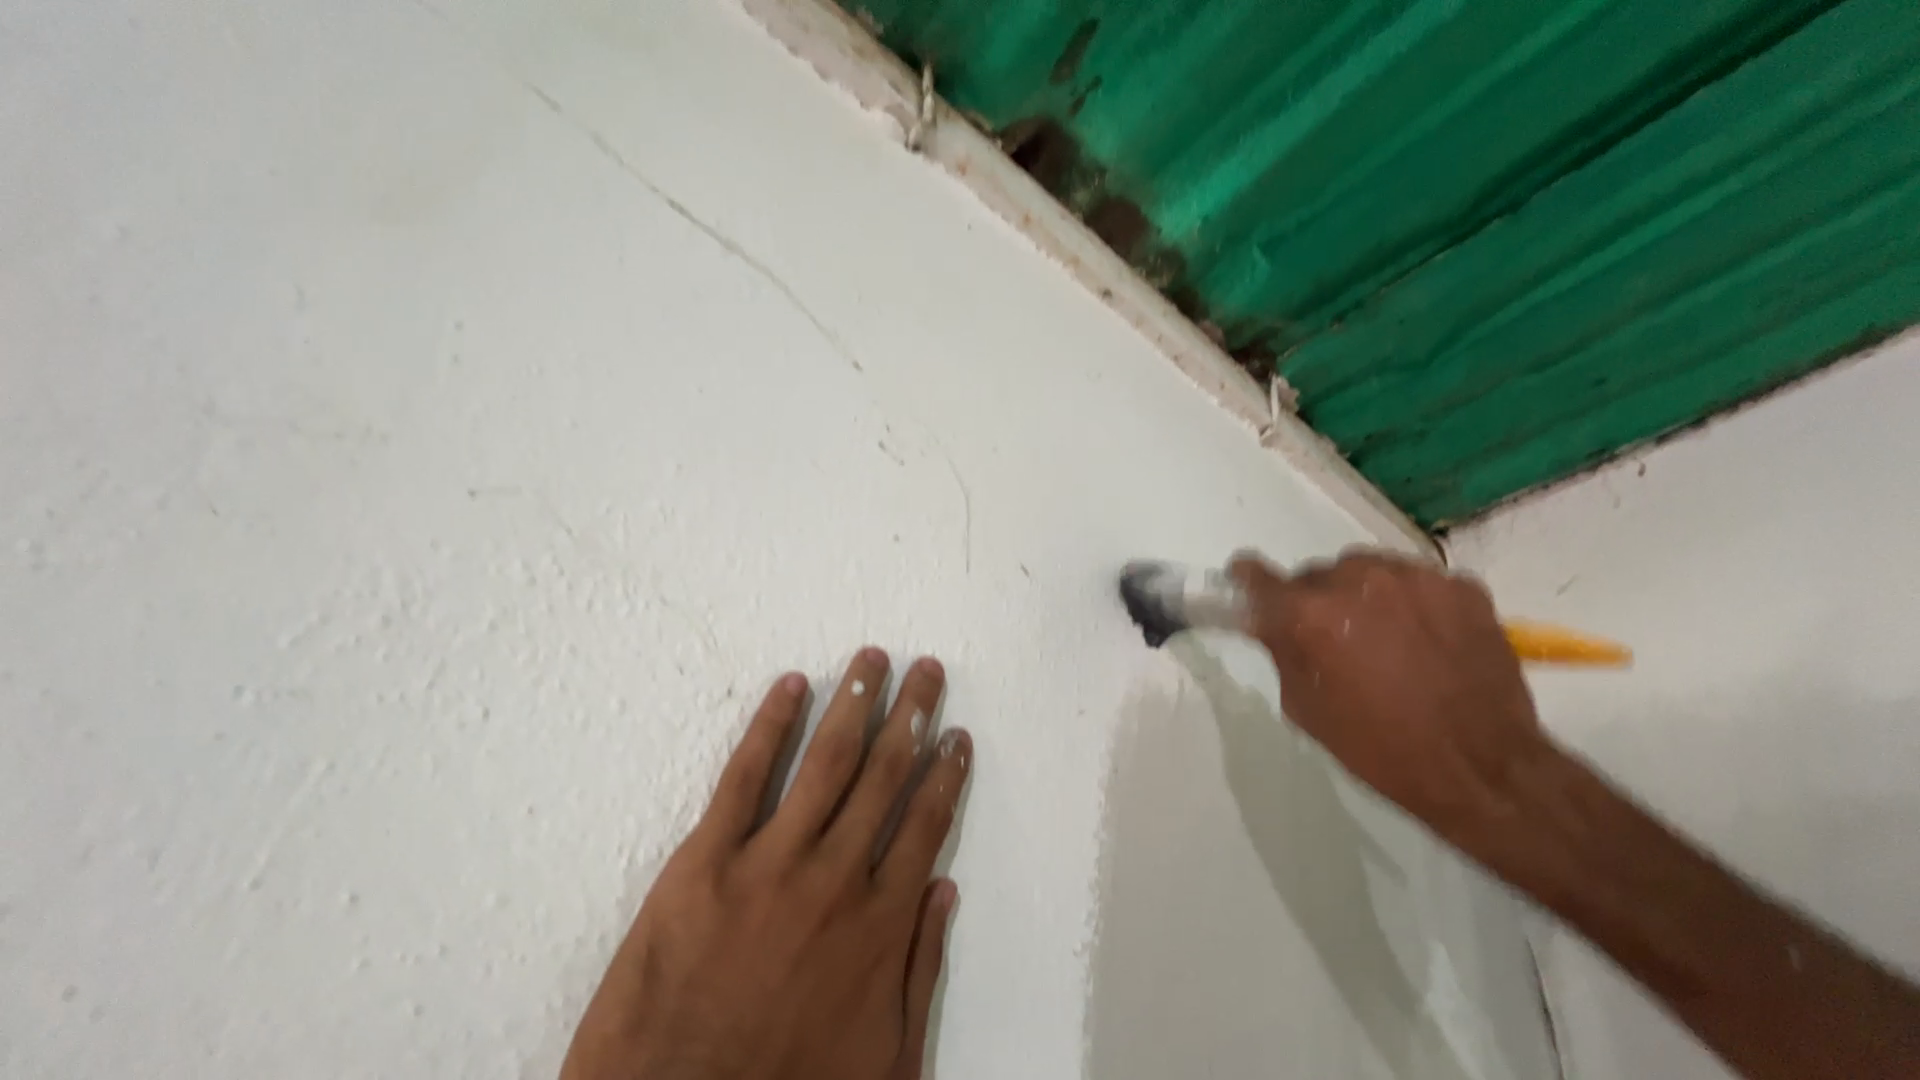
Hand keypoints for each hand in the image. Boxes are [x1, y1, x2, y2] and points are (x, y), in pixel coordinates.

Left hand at [561, 649, 971, 1079]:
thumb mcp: (885, 1055)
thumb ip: (919, 967)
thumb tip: (945, 889)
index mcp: (878, 922)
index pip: (924, 823)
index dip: (944, 773)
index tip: (956, 734)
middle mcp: (834, 878)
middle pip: (882, 776)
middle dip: (910, 716)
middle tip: (927, 671)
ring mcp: (768, 863)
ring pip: (825, 762)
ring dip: (854, 703)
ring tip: (872, 661)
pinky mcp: (704, 862)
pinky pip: (743, 776)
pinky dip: (770, 725)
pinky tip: (790, 687)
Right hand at [1229, 549, 1551, 832]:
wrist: (1483, 767)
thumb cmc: (1380, 748)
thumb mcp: (1307, 708)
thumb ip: (1282, 653)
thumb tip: (1268, 623)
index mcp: (1313, 615)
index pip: (1261, 578)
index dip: (1249, 580)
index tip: (1246, 584)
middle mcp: (1359, 581)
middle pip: (1318, 575)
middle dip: (1316, 601)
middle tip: (1331, 638)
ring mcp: (1416, 579)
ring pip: (1368, 571)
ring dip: (1363, 596)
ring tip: (1383, 637)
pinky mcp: (1462, 587)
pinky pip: (1418, 583)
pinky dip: (1411, 603)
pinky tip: (1425, 641)